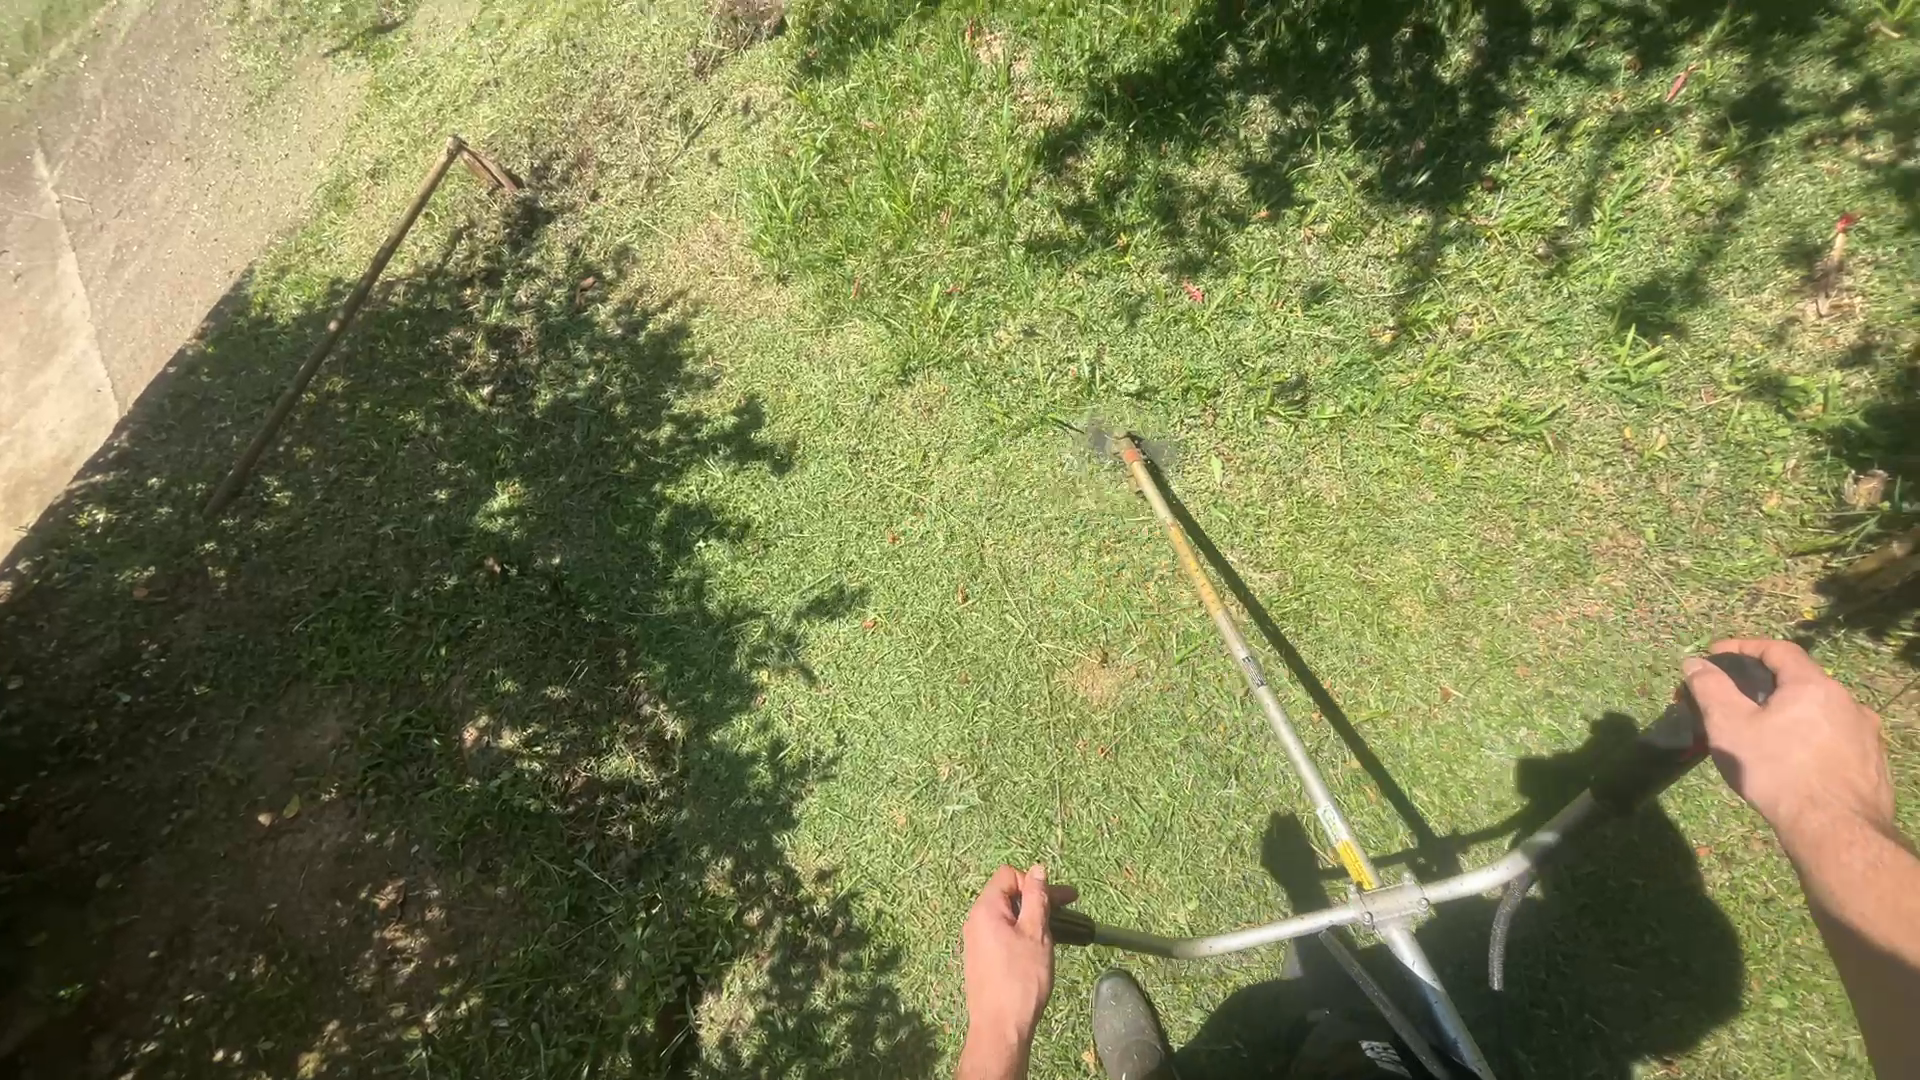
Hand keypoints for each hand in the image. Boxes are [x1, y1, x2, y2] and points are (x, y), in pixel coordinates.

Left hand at [957, 865, 1078, 1076]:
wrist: (1000, 1029)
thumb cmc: (1021, 979)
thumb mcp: (1036, 933)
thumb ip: (1037, 898)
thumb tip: (1038, 869)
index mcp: (985, 908)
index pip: (1008, 875)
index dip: (1032, 882)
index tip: (1054, 901)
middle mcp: (976, 919)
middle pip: (1009, 895)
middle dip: (1039, 899)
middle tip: (1070, 907)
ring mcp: (977, 940)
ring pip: (1009, 916)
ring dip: (1033, 918)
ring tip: (1060, 930)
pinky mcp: (982, 958)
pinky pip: (1004, 934)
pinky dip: (1023, 934)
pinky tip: (1041, 948)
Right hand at [1682, 639, 1894, 846]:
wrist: (1834, 826)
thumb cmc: (1774, 766)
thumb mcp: (1728, 723)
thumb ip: (1710, 686)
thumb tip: (1695, 663)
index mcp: (1815, 688)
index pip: (1779, 650)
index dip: (1743, 647)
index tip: (1713, 655)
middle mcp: (1849, 704)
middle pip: (1797, 681)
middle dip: (1757, 684)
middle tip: (1725, 698)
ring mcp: (1866, 734)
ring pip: (1814, 710)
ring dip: (1781, 710)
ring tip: (1752, 730)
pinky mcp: (1872, 761)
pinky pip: (1829, 734)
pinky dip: (1801, 732)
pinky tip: (1783, 754)